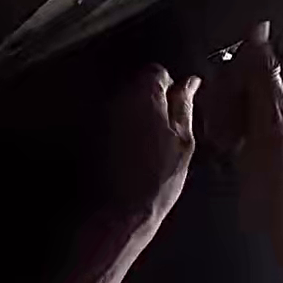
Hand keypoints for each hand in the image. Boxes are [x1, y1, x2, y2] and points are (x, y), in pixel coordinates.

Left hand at [103, 64, 197, 242]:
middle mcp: (118, 100)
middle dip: (152, 101)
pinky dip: (124, 131)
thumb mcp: (183, 140)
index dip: (170, 88)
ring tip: (151, 145)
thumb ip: (184, 105)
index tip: (177, 108)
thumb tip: (190, 83)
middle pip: (138, 85)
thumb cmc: (159, 178)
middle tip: (167, 130)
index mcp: (144, 95)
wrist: (124, 210)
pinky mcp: (93, 134)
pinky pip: (113, 122)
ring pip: (125, 104)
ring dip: (138, 116)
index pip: (157, 72)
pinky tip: (135, 154)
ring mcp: (103, 117)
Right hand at [215, 21, 282, 213]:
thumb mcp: (273, 110)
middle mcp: (281, 99)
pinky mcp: (247, 138)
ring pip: (230, 99)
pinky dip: (221, 131)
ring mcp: (262, 120)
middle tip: (230, 118)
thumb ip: (263, 70)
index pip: (262, 56)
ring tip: (228, 137)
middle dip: (229, 97)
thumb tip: (258, 30)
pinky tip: (225, 145)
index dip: (243, 68)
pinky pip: (225, 121)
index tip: (233, 84)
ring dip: (222, 116)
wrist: (281, 211)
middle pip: (242, 77)